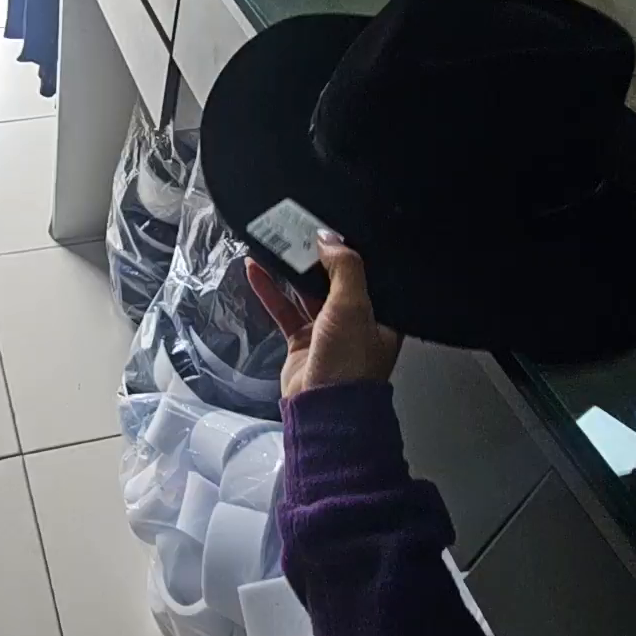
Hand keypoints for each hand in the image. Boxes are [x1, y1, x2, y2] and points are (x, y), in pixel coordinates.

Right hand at [246, 233, 403, 397]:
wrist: (323, 407)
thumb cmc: (349, 363)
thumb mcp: (353, 306)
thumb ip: (343, 267)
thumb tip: (327, 237)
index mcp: (380, 313)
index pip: (364, 272)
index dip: (346, 250)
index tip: (325, 227)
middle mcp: (355, 320)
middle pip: (331, 279)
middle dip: (312, 256)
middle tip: (294, 229)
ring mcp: (326, 330)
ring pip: (304, 291)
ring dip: (286, 270)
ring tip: (271, 244)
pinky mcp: (301, 340)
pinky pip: (283, 308)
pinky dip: (269, 289)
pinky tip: (255, 270)